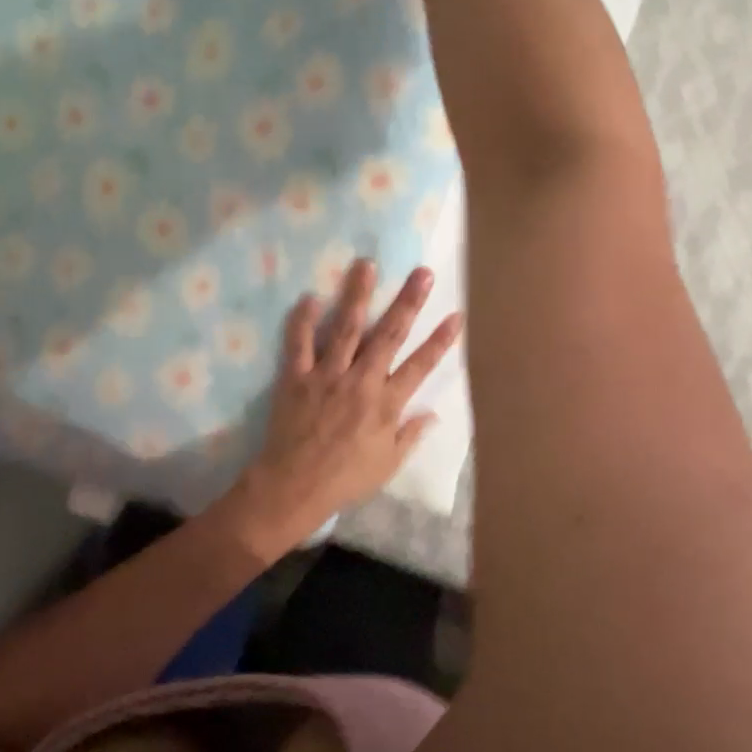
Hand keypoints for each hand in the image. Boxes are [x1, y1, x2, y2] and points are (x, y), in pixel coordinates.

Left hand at [217, 260, 461, 558]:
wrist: (294, 486)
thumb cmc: (345, 479)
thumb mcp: (387, 464)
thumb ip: (410, 435)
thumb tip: (434, 413)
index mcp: (386, 404)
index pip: (420, 366)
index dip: (440, 341)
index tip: (456, 314)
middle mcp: (361, 382)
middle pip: (388, 336)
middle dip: (407, 302)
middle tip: (421, 272)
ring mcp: (327, 376)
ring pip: (346, 329)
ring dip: (358, 295)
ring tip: (366, 264)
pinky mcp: (296, 377)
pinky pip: (299, 343)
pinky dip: (303, 320)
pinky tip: (310, 296)